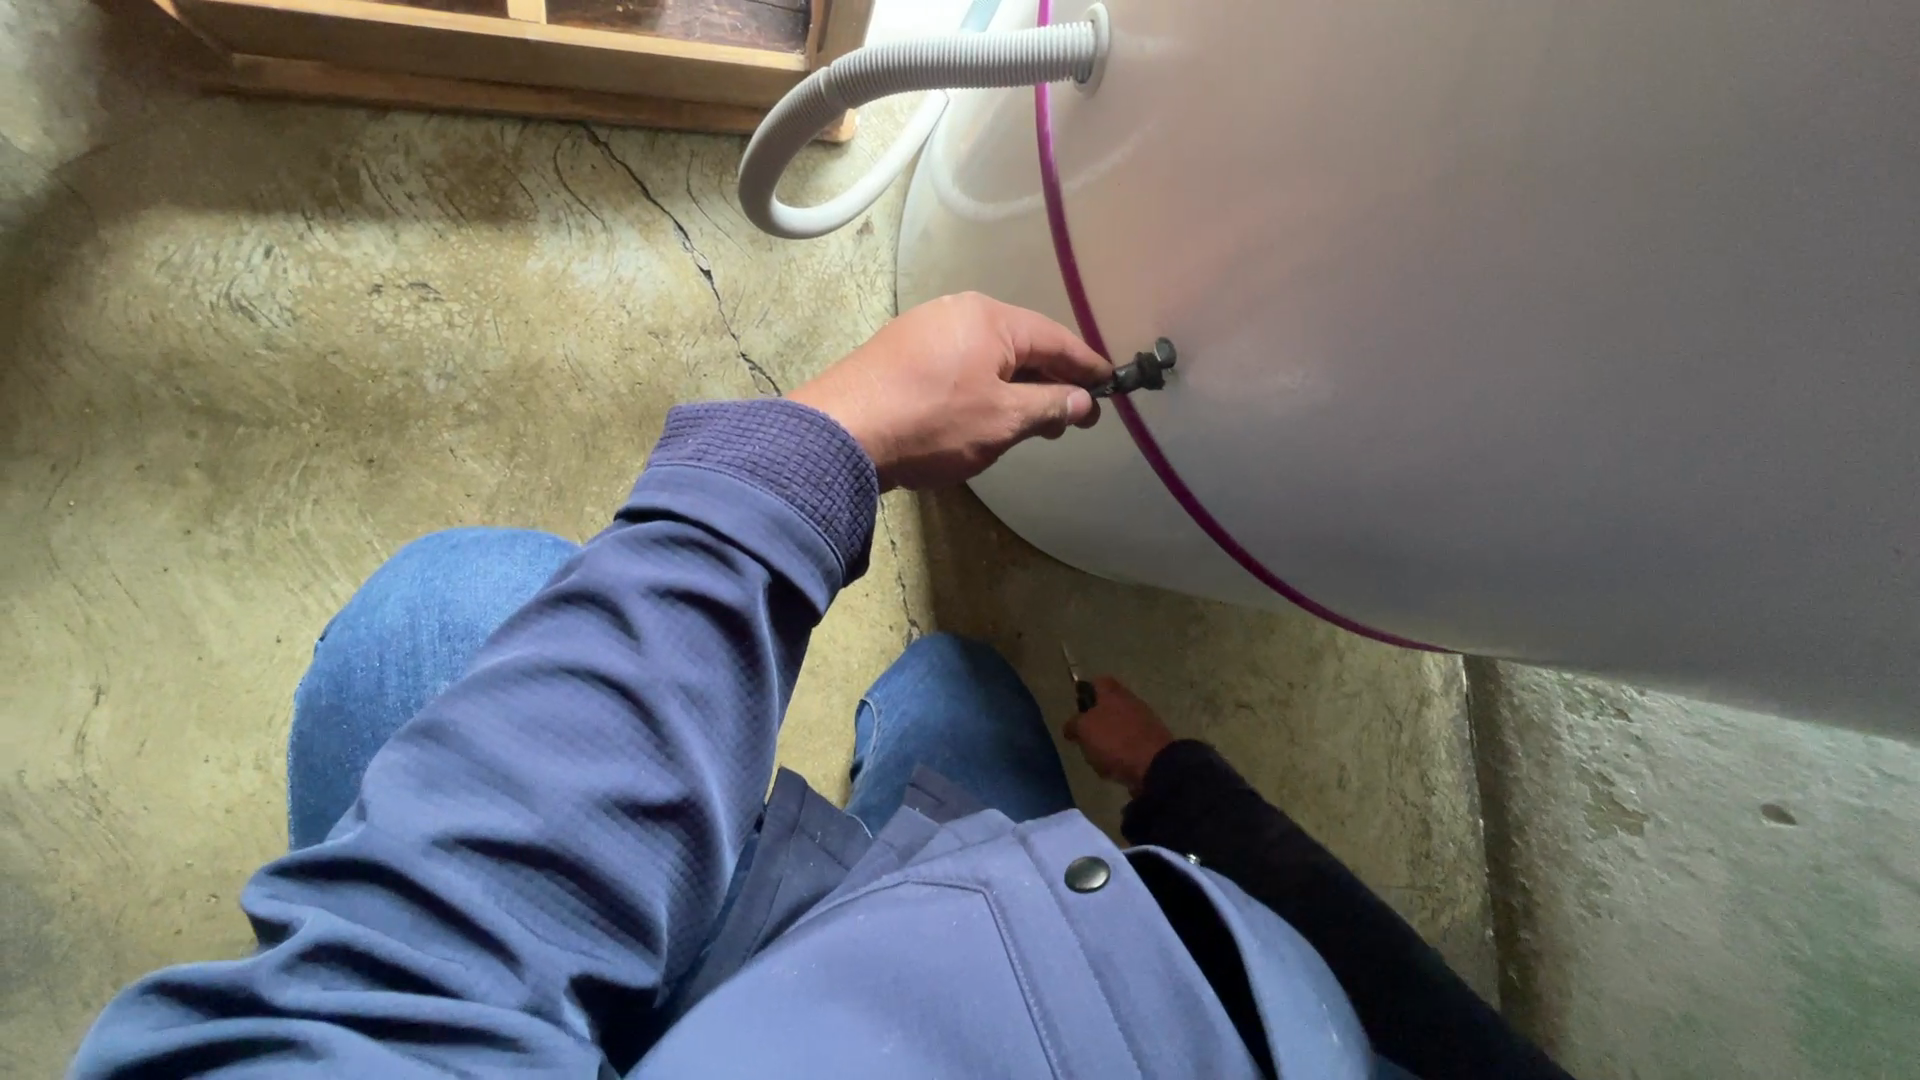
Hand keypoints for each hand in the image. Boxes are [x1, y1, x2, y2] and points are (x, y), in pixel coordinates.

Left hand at [788, 293, 1109, 489]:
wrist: (841, 433)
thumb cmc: (932, 423)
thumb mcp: (1002, 419)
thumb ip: (1048, 406)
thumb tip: (1083, 400)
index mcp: (991, 318)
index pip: (1055, 339)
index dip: (1086, 366)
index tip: (1111, 388)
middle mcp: (958, 312)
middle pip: (1021, 344)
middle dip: (1049, 381)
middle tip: (1071, 418)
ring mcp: (924, 330)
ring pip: (987, 357)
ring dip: (1014, 388)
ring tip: (1029, 424)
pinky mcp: (899, 354)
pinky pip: (958, 366)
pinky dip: (981, 388)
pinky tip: (982, 414)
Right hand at [1063, 677, 1174, 797]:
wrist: (1155, 765)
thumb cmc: (1114, 740)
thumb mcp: (1083, 729)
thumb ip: (1074, 724)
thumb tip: (1070, 727)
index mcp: (1113, 693)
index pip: (1098, 682)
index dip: (1086, 692)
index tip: (1077, 709)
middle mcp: (1131, 702)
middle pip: (1108, 706)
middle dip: (1095, 722)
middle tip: (1084, 738)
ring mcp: (1145, 722)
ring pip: (1119, 727)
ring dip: (1108, 740)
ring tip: (1098, 759)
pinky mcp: (1152, 743)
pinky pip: (1130, 745)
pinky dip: (1121, 754)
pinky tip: (1115, 768)